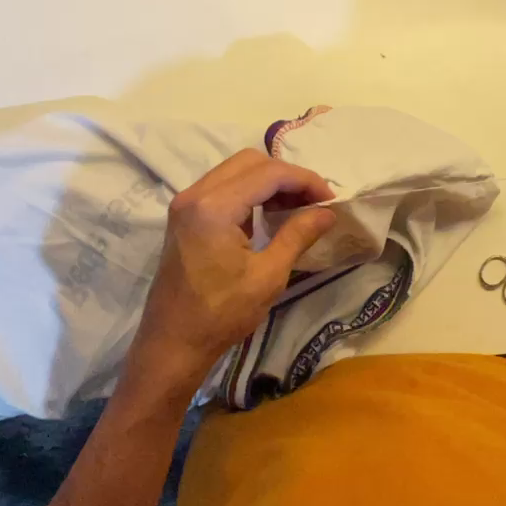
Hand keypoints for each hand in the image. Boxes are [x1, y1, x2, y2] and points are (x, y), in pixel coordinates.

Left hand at [129, 150, 336, 385]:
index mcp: (213, 207)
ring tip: (297, 208)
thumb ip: (298, 236)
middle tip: (314, 202)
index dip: (304, 181)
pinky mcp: (185, 216)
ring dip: (269, 183)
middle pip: (250, 163)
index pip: (268, 174)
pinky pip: (223, 187)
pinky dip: (250, 192)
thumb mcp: (268, 276)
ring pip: (236, 171)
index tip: (331, 200)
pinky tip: (270, 215)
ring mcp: (186, 204)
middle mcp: (195, 195)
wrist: (174, 342)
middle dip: (287, 176)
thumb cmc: (221, 314)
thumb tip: (327, 212)